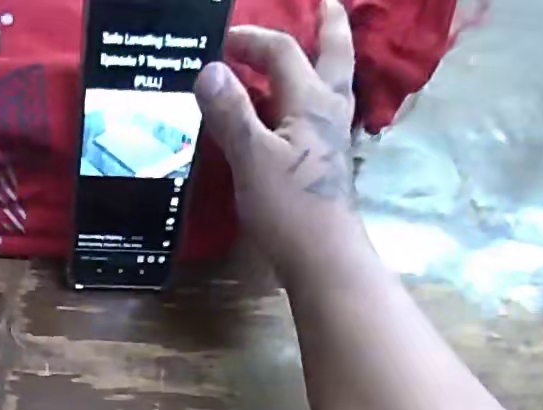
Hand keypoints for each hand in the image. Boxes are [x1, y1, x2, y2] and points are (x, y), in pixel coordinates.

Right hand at [195, 4, 367, 290]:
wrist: (320, 252)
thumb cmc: (286, 205)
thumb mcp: (251, 158)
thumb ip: (230, 113)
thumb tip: (207, 69)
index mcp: (309, 100)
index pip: (282, 53)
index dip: (252, 40)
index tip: (224, 39)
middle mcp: (328, 110)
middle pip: (332, 54)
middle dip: (326, 26)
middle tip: (324, 4)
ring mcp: (333, 137)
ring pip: (335, 84)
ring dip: (328, 60)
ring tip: (318, 51)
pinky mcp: (328, 164)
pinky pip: (326, 116)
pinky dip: (317, 100)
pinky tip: (304, 114)